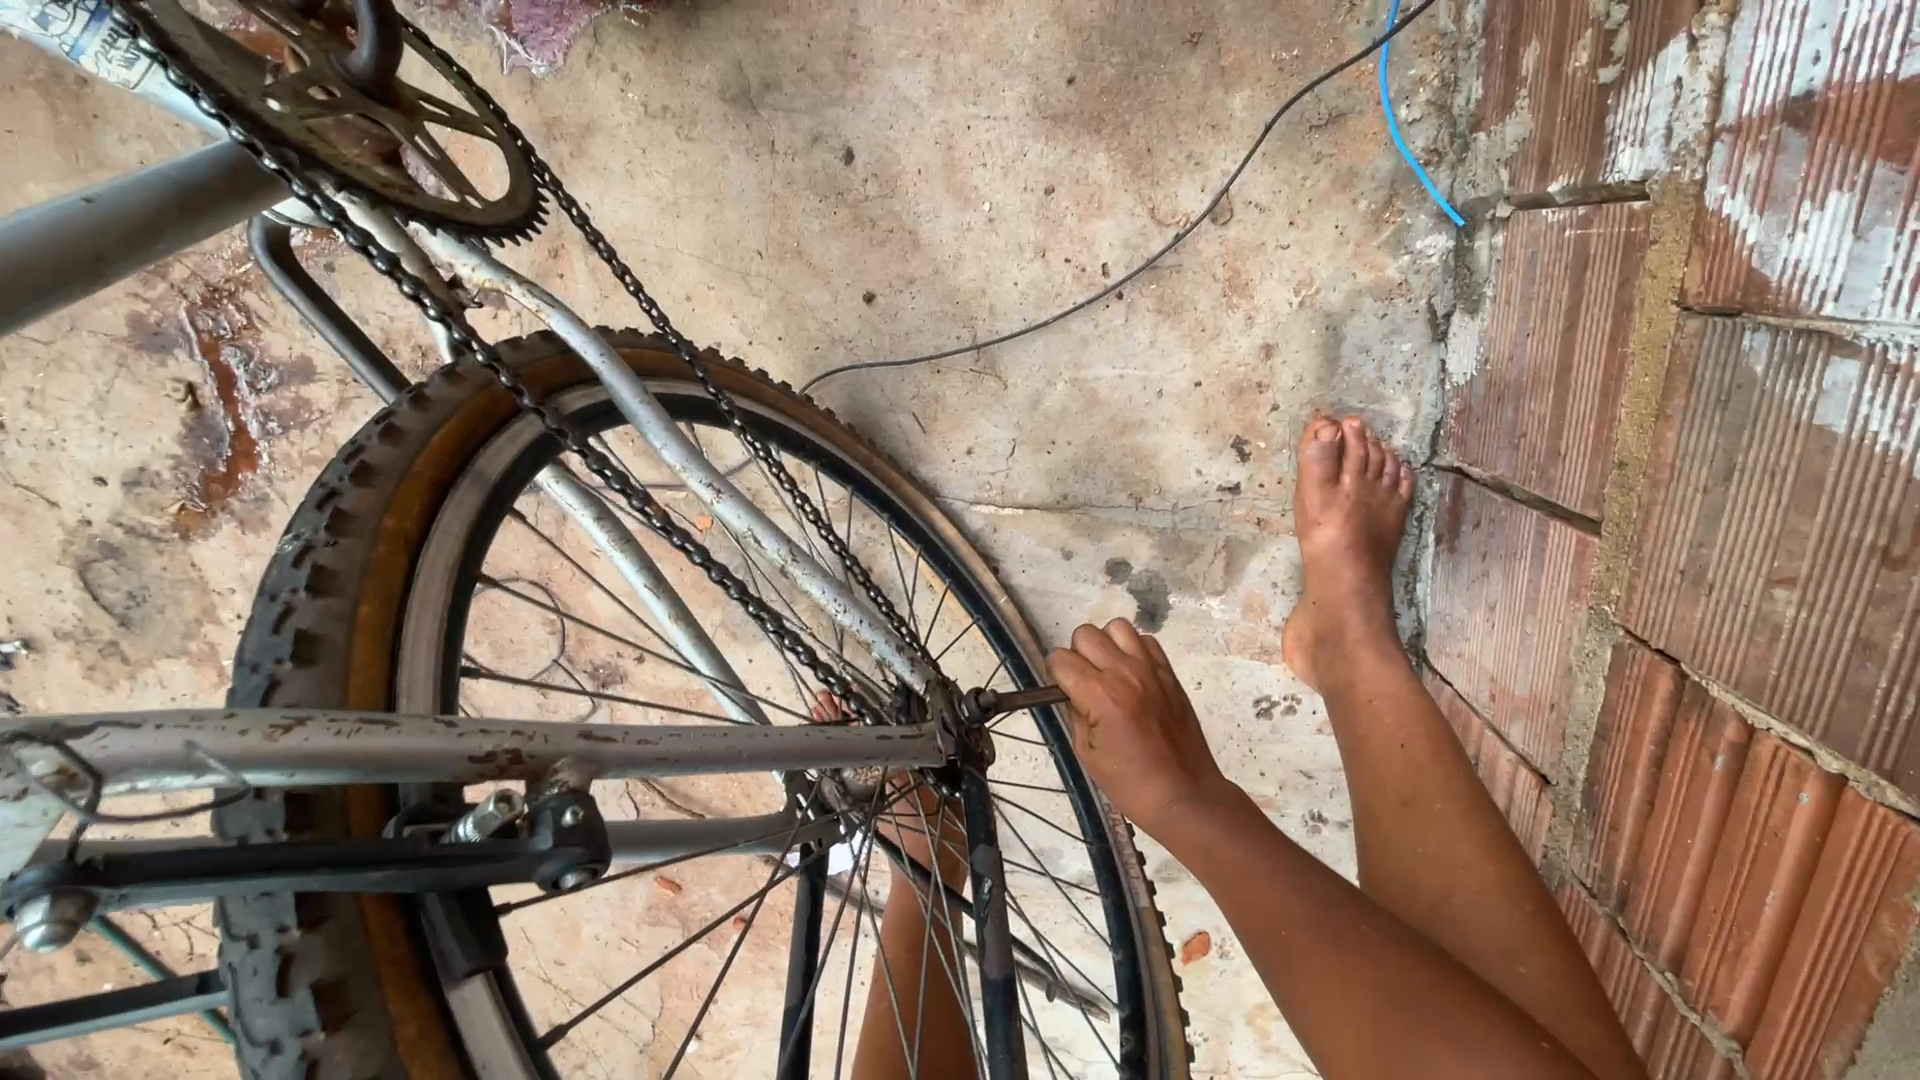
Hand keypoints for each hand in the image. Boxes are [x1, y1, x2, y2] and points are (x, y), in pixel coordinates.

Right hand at [1046, 619, 1236, 838]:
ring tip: (1108, 672)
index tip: (1060, 689)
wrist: (1184, 795)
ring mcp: (1151, 669)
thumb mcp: (1086, 753)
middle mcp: (1125, 673)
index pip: (1061, 659)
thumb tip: (1070, 692)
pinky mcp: (1169, 673)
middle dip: (1077, 655)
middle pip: (1085, 634)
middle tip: (1083, 682)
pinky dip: (1133, 650)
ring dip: (1106, 645)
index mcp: (1100, 695)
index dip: (1055, 673)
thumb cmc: (1130, 783)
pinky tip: (1132, 675)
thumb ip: (1075, 713)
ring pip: (1117, 627)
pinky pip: (1145, 640)